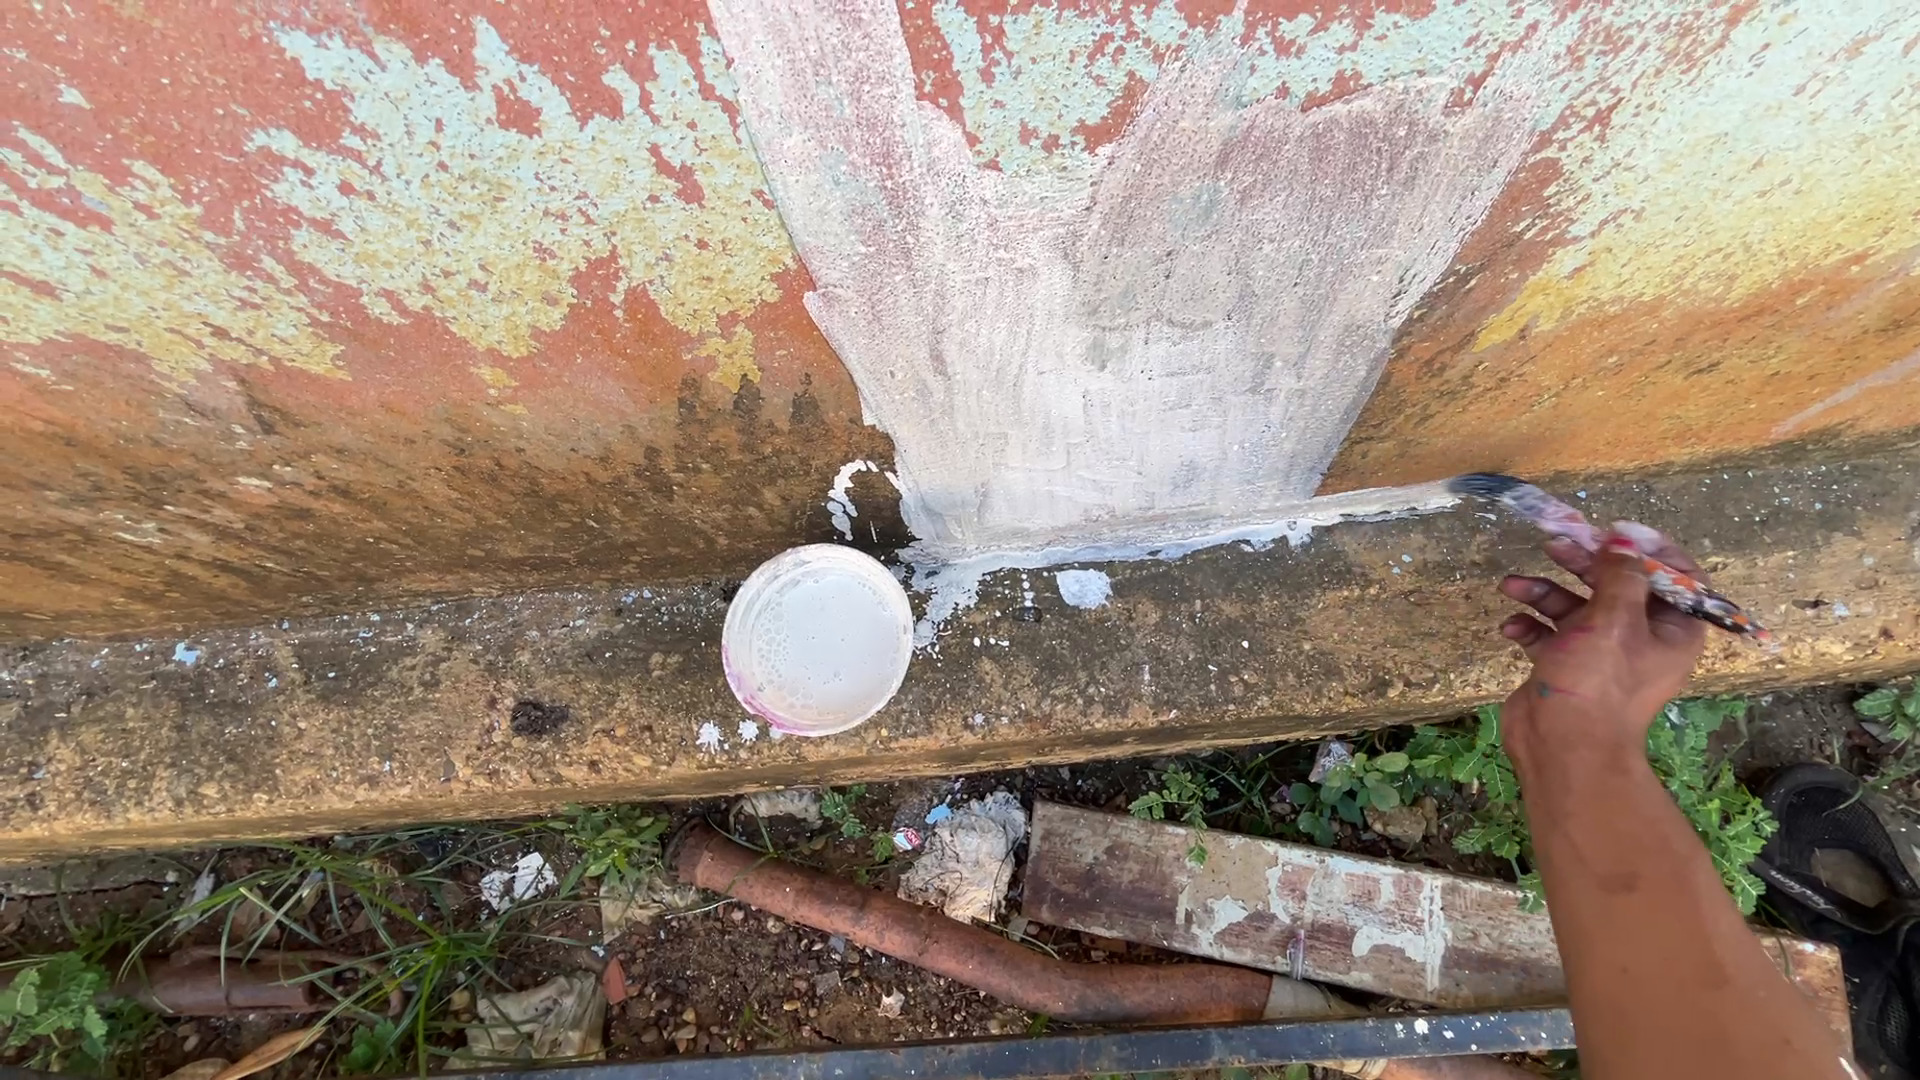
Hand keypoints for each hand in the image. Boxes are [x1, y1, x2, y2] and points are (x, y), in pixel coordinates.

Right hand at [1496, 526, 1707, 757]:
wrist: (1563, 741)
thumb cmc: (1598, 679)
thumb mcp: (1611, 620)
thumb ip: (1617, 577)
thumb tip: (1622, 540)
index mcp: (1670, 629)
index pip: (1675, 578)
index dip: (1648, 551)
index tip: (1613, 531)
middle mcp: (1638, 637)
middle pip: (1614, 586)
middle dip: (1582, 564)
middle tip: (1554, 544)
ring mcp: (1598, 651)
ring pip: (1573, 607)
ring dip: (1542, 593)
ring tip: (1511, 585)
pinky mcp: (1562, 663)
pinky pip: (1547, 633)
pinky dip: (1528, 626)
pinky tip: (1511, 628)